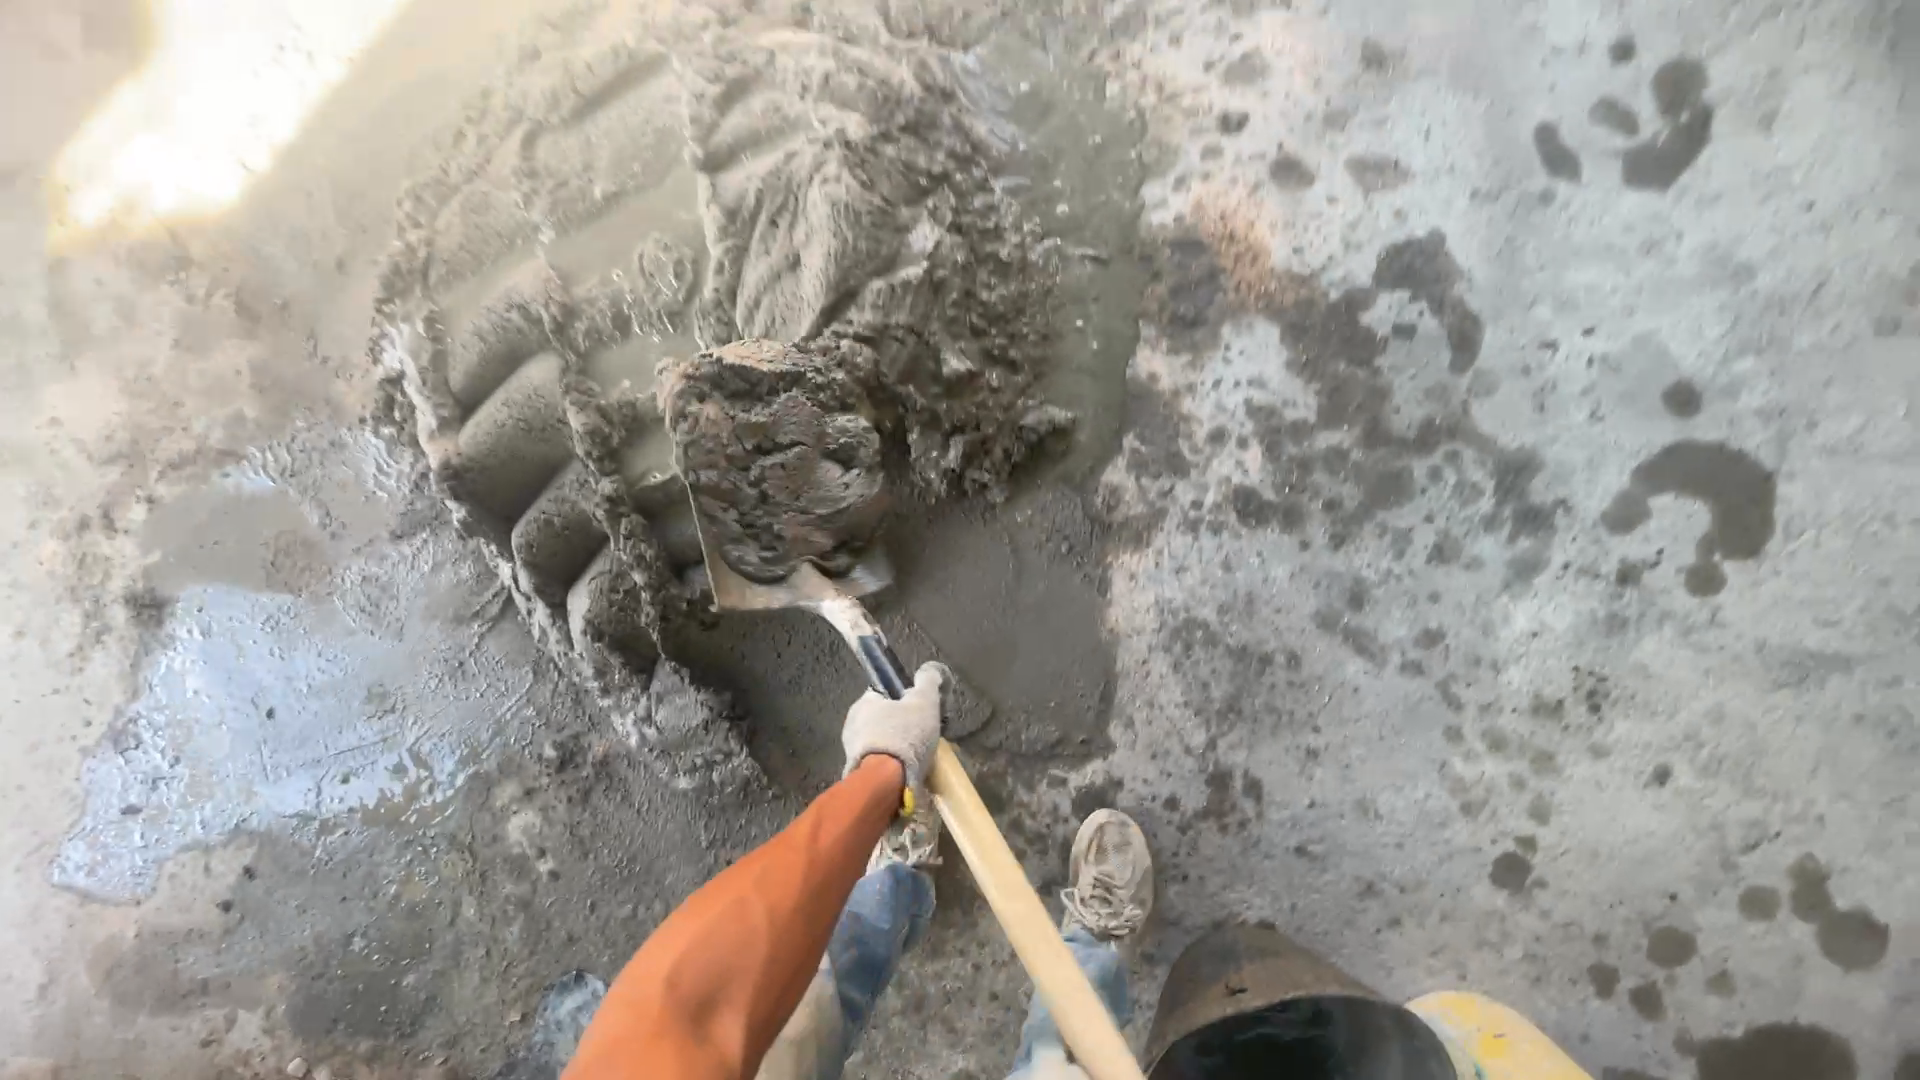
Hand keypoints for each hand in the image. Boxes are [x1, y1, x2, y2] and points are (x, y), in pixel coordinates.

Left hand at [841, 661, 948, 801]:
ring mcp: (851, 751)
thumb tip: (931, 669)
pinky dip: (890, 766)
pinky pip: (877, 764)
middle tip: (921, 737)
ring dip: (895, 748)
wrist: (886, 783)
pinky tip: (906, 773)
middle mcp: (851, 724)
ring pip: (879, 743)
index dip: (903, 700)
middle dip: (900, 727)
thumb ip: (928, 682)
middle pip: (882, 719)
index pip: (884, 694)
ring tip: (916, 759)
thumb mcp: (924, 702)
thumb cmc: (905, 735)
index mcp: (863, 703)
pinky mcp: (856, 774)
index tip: (919, 711)